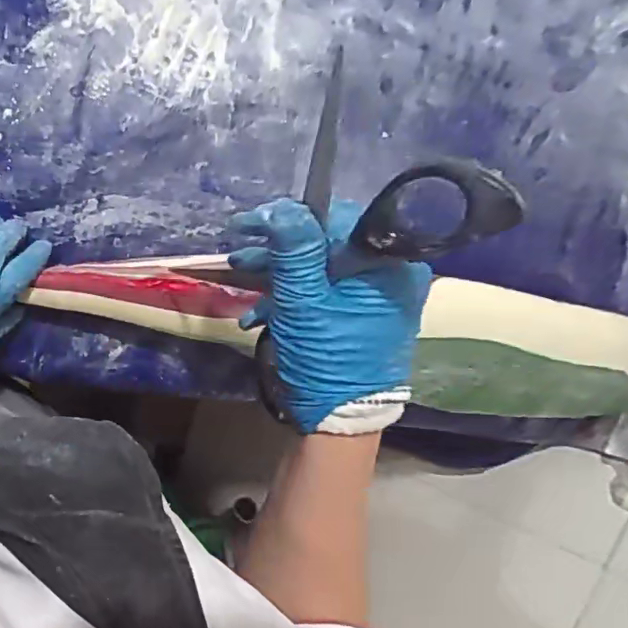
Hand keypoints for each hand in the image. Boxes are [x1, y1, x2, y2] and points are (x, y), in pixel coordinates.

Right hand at [228, 198, 431, 433]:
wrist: (337, 420)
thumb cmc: (324, 358)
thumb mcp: (301, 302)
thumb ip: (294, 251)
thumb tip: (281, 207)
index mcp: (387, 264)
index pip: (337, 219)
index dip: (289, 218)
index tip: (248, 224)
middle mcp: (389, 274)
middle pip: (327, 243)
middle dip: (278, 248)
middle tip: (239, 253)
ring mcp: (374, 297)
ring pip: (320, 269)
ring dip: (277, 273)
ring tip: (242, 277)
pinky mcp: (358, 317)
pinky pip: (324, 294)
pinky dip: (290, 298)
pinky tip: (258, 313)